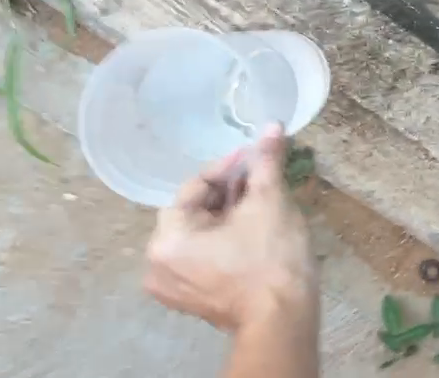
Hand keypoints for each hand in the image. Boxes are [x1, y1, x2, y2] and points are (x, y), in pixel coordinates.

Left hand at [143, 124, 316, 332]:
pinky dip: (226, 232)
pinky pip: (204, 252)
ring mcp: (173, 284)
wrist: (281, 313)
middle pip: (195, 209)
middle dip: (231, 186)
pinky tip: (255, 222)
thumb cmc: (270, 254)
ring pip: (201, 230)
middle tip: (264, 171)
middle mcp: (157, 264)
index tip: (259, 152)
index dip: (229, 164)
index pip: (195, 187)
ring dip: (230, 208)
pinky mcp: (192, 295)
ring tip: (264, 192)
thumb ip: (266, 161)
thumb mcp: (269, 200)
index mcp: (167, 240)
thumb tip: (272, 125)